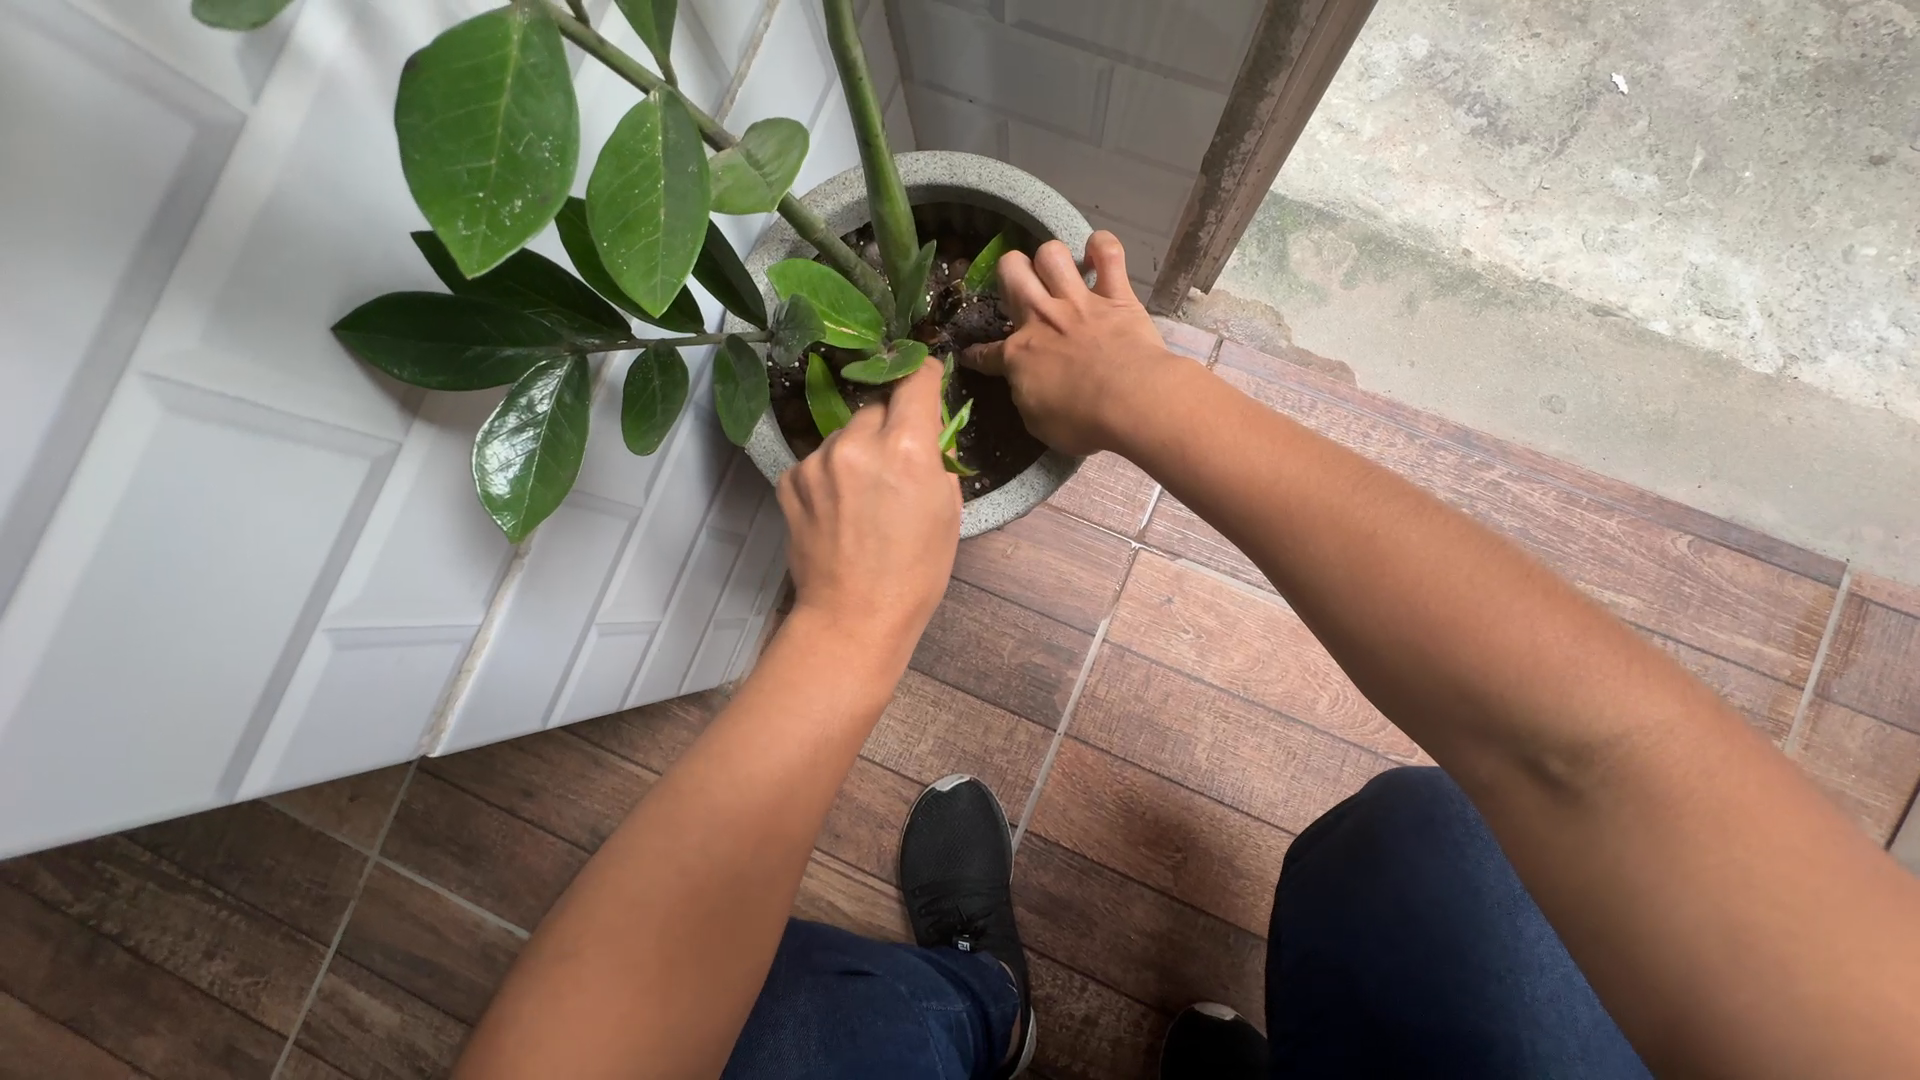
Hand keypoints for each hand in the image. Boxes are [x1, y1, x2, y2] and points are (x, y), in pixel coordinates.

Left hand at [776, 359, 960, 651]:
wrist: (853, 617)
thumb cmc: (915, 572)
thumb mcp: (948, 511)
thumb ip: (936, 459)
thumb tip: (925, 434)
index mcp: (906, 448)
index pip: (914, 380)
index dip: (924, 375)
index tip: (925, 378)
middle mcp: (857, 443)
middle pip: (876, 407)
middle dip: (889, 426)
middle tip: (895, 463)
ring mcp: (816, 461)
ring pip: (844, 434)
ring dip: (857, 451)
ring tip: (862, 497)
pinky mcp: (789, 480)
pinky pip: (817, 460)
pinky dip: (829, 474)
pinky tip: (836, 509)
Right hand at [960, 231, 1176, 454]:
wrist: (1130, 402)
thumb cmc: (1081, 422)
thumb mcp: (1038, 423)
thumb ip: (1027, 397)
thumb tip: (1027, 385)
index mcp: (1018, 355)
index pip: (988, 352)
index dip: (977, 354)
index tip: (973, 355)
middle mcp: (1042, 318)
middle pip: (1011, 271)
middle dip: (1009, 273)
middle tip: (1020, 289)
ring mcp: (1079, 302)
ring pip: (1051, 253)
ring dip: (1050, 258)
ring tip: (1059, 272)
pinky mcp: (1117, 296)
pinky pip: (1109, 254)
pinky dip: (1102, 248)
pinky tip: (1099, 252)